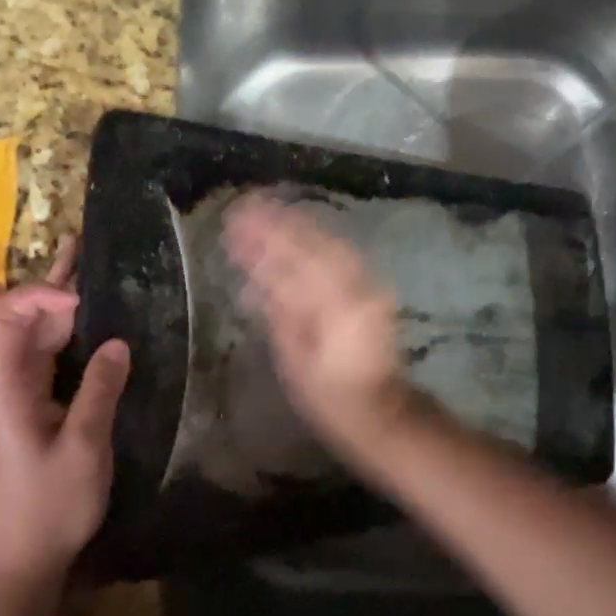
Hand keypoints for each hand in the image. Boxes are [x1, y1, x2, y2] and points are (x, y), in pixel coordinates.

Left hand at [0, 239, 129, 584]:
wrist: (22, 561)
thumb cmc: (49, 507)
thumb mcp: (84, 450)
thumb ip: (99, 392)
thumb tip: (116, 342)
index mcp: (9, 387)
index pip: (5, 320)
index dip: (38, 296)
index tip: (81, 303)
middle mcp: (9, 381)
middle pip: (16, 316)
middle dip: (46, 280)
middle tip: (81, 244)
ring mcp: (21, 394)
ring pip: (32, 333)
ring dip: (54, 297)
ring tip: (81, 260)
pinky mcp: (35, 409)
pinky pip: (46, 355)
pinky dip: (64, 328)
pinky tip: (84, 317)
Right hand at [223, 194, 407, 446]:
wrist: (378, 409)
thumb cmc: (328, 394)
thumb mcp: (294, 358)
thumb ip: (278, 313)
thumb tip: (255, 279)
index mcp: (331, 304)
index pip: (291, 259)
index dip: (263, 236)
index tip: (237, 219)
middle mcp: (351, 286)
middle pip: (311, 242)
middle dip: (278, 222)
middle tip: (247, 206)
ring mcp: (366, 284)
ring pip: (328, 241)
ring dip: (297, 224)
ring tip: (267, 212)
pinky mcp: (371, 287)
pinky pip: (341, 253)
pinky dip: (317, 238)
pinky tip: (299, 233)